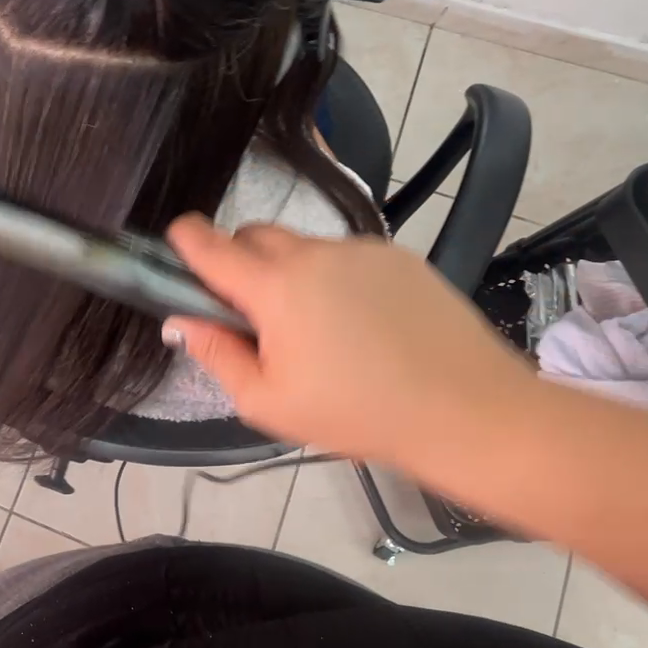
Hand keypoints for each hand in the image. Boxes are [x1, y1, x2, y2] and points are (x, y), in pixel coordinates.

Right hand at [162, 216, 532, 464]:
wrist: (471, 412)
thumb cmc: (355, 413)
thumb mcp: (267, 402)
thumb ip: (215, 354)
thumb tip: (181, 322)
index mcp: (274, 288)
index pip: (210, 244)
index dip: (185, 238)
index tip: (175, 242)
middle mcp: (314, 254)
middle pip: (253, 234)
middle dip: (237, 259)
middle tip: (248, 309)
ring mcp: (361, 250)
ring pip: (300, 247)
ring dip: (287, 272)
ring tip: (314, 327)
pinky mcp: (399, 257)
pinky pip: (344, 256)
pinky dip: (332, 278)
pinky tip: (358, 324)